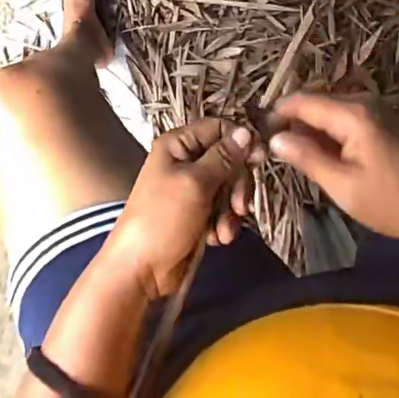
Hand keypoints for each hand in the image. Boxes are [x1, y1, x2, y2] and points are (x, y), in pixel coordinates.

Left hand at [102, 119, 254, 298]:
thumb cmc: (163, 218)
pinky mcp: (196, 213)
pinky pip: (221, 209)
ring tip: (224, 230)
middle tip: (240, 206)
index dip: (240, 142)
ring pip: (228, 187)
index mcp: (178, 144)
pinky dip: (223, 223)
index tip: (258, 160)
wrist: (140, 271)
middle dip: (237, 184)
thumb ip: (223, 157)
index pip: (218, 128)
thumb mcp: (195, 184)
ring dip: (231, 210)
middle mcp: (185, 160)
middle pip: (228, 159)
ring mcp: (191, 188)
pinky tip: (217, 239)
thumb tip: (247, 131)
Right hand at [266, 93, 398, 245]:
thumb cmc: (392, 202)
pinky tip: (321, 153)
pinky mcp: (381, 121)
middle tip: (272, 146)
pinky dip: (328, 131)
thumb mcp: (343, 186)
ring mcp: (375, 109)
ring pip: (329, 110)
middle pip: (316, 102)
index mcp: (353, 114)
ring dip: (310, 126)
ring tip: (292, 152)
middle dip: (292, 120)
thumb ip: (307, 158)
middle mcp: (363, 102)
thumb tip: (275, 139)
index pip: (304, 102)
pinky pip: (344, 117)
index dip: (278, 113)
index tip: (259, 131)